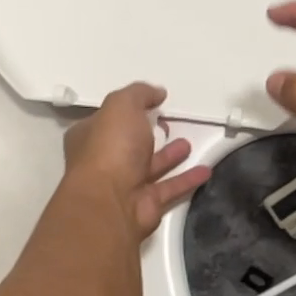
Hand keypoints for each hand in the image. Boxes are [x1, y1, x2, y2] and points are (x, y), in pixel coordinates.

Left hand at [61, 83, 210, 236]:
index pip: (108, 120)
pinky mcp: (146, 204)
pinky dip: (187, 179)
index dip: (128, 111)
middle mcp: (105, 161)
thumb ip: (139, 94)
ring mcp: (125, 185)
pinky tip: (206, 171)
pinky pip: (170, 187)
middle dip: (149, 134)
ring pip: (151, 167)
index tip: (151, 104)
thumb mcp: (121, 106)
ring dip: (169, 156)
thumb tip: (156, 92)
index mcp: (90, 136)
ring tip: (188, 144)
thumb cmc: (110, 148)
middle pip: (130, 144)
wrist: (111, 201)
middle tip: (169, 124)